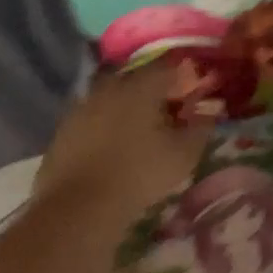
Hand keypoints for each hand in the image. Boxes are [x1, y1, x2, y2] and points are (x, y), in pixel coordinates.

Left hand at [36, 65, 210, 221]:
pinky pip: (92, 115)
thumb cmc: (141, 172)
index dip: (185, 71)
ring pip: (110, 95)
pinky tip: (117, 139)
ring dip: (128, 102)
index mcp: (140, 88)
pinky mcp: (63, 132)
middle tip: (170, 101)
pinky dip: (108, 120)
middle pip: (134, 76)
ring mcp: (80, 110)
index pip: (167, 65)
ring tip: (143, 121)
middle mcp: (108, 91)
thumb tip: (210, 111)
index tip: (196, 83)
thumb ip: (202, 125)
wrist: (79, 207)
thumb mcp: (187, 151)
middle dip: (153, 85)